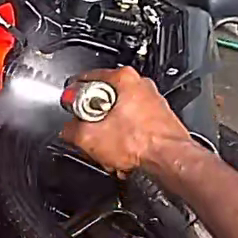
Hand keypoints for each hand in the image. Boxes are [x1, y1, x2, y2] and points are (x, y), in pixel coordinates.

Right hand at [59, 68, 201, 176]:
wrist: (170, 159)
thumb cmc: (141, 143)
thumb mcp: (88, 137)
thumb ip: (69, 129)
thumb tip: (67, 130)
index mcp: (124, 79)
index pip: (86, 78)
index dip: (73, 95)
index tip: (70, 106)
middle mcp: (140, 85)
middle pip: (102, 98)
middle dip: (92, 117)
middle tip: (88, 130)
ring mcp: (151, 101)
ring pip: (116, 113)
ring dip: (107, 129)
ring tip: (106, 144)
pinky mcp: (157, 118)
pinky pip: (130, 124)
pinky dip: (122, 136)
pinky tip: (120, 149)